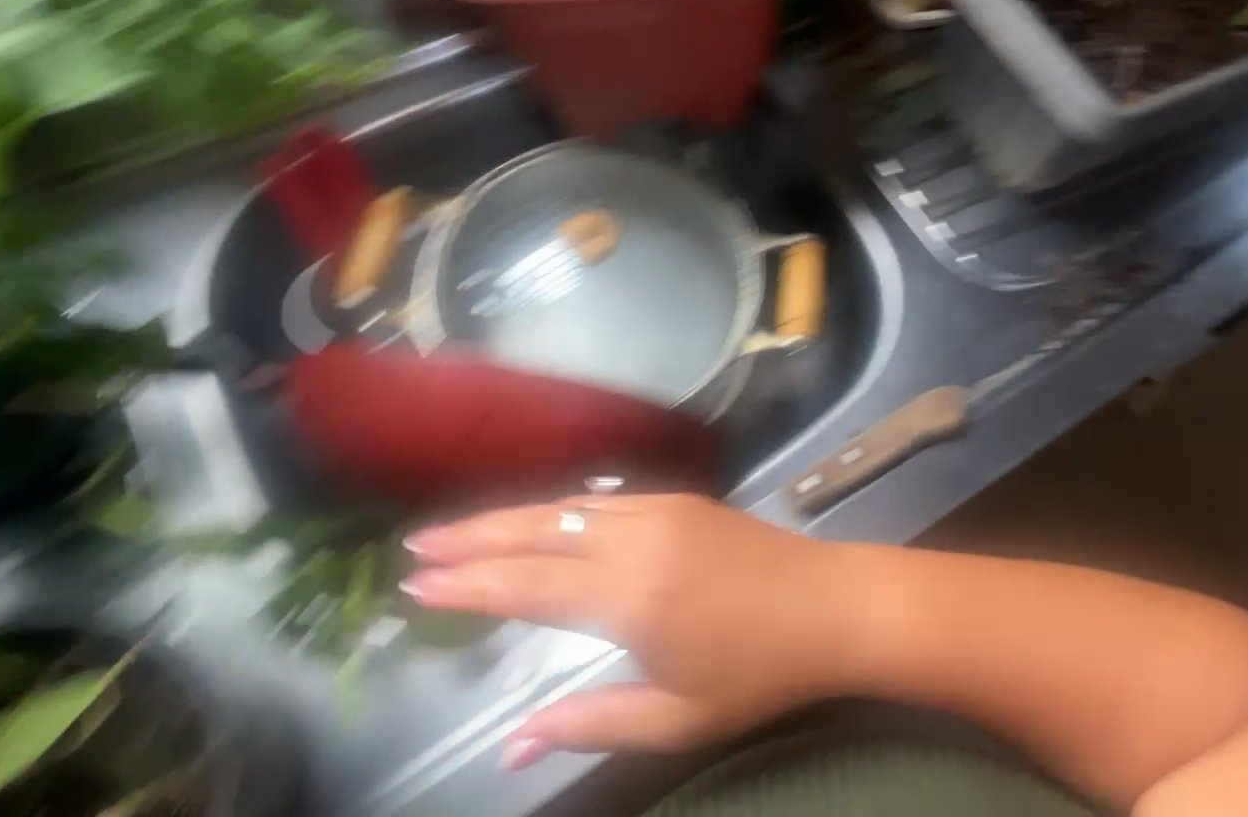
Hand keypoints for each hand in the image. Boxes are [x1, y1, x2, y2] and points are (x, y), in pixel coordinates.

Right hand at [403, 494, 857, 769]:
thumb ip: (589, 725)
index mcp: (630, 597)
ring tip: (459, 531)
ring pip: (568, 506)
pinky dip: (560, 508)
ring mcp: (660, 510)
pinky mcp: (680, 498)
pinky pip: (604, 499)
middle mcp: (636, 539)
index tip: (416, 586)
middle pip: (538, 531)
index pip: (528, 587)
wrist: (831, 605)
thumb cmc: (757, 672)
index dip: (469, 587)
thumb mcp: (676, 717)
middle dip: (474, 538)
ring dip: (511, 517)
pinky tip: (540, 519)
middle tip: (418, 546)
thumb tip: (512, 749)